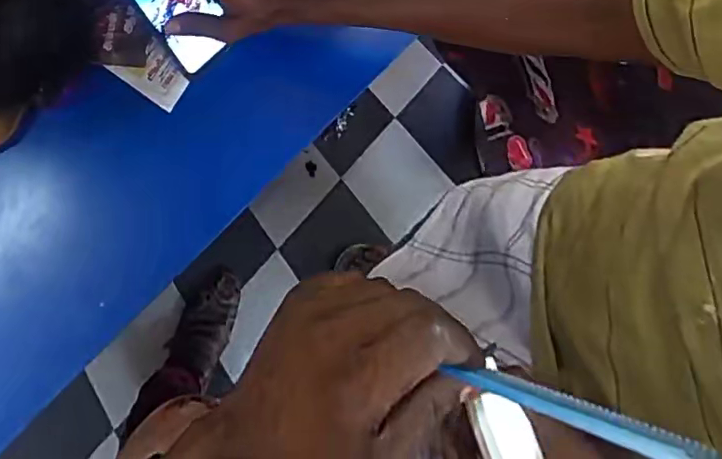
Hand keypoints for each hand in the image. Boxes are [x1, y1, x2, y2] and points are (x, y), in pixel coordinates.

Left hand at [170, 273, 483, 458]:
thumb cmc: (319, 457)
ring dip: (403, 312)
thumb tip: (462, 379)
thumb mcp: (383, 458)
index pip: (429, 330)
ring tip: (407, 347)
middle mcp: (336, 328)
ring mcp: (312, 306)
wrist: (250, 443)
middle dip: (437, 329)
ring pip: (382, 286)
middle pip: (409, 302)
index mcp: (360, 374)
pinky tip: (369, 328)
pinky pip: (349, 280)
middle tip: (445, 361)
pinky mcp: (298, 297)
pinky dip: (368, 298)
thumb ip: (425, 413)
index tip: (471, 368)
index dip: (461, 345)